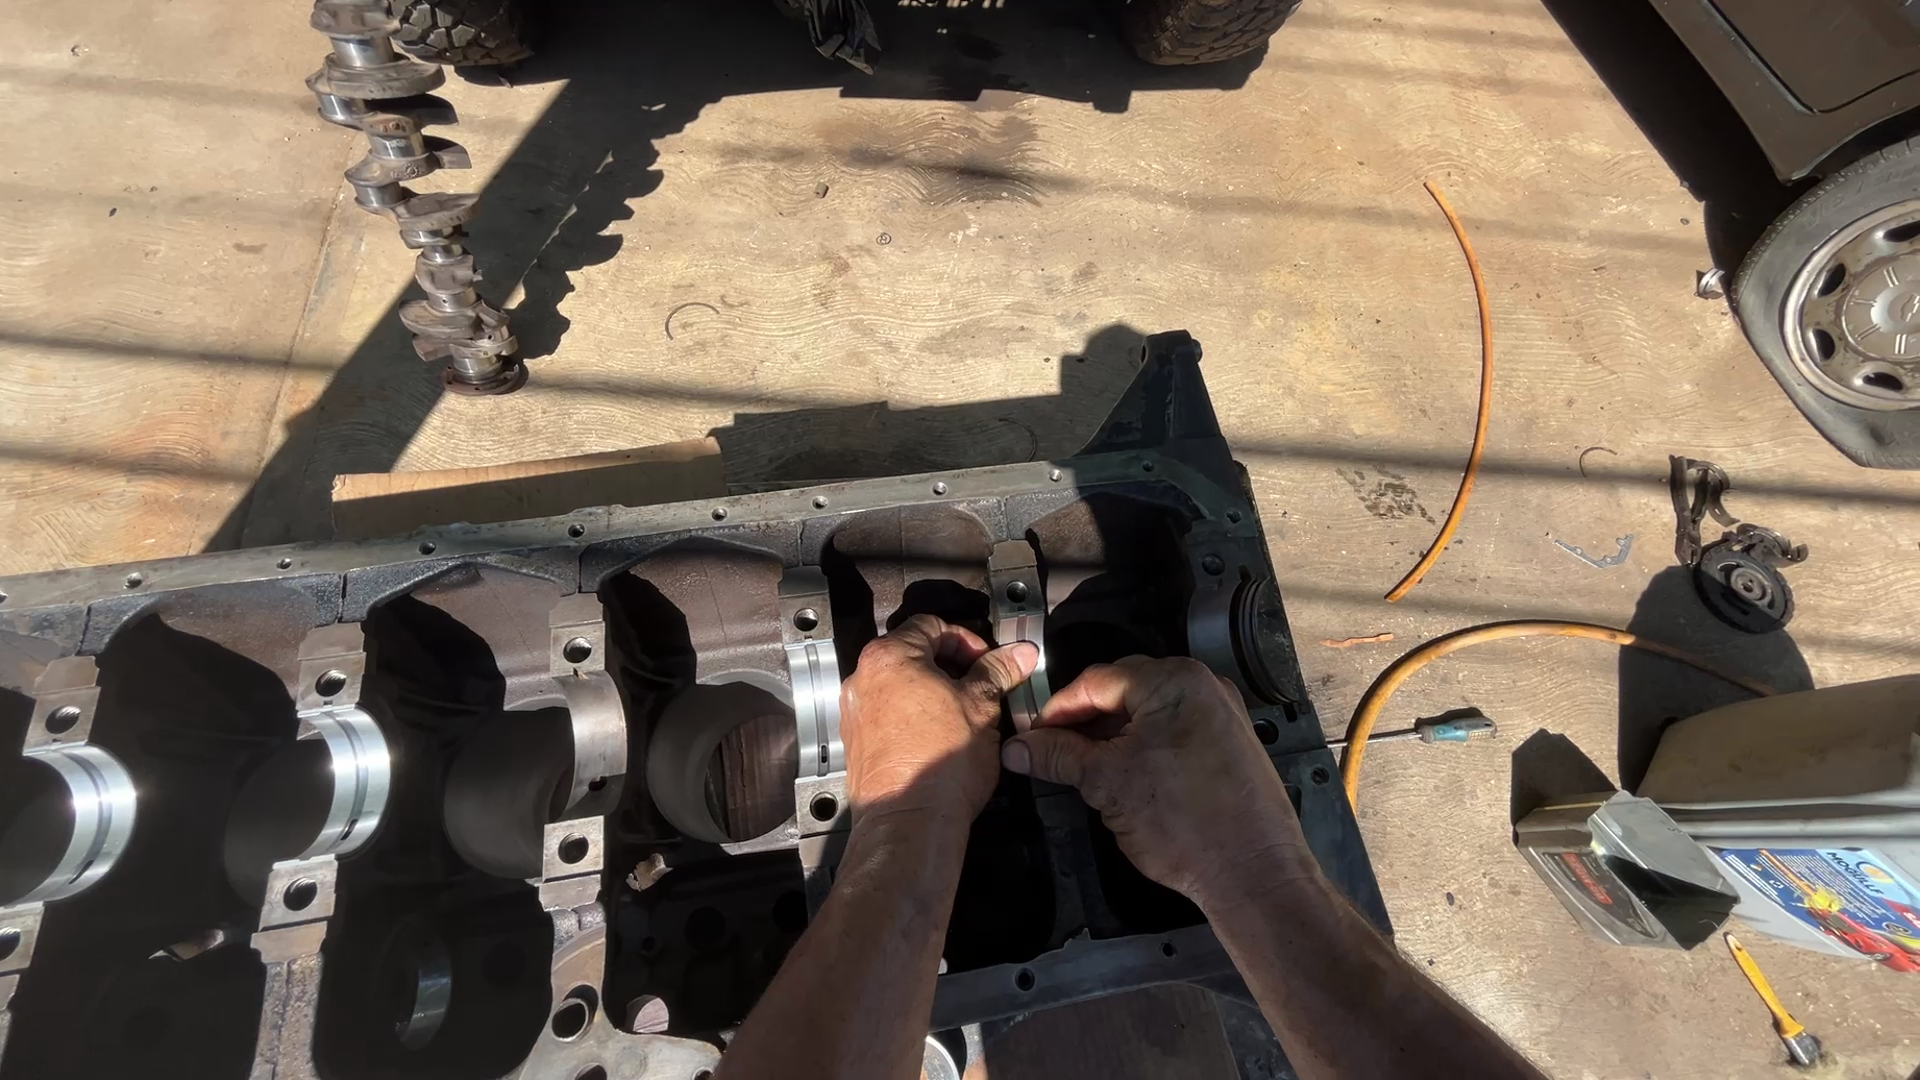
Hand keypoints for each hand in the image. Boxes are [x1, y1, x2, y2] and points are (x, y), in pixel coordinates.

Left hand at [840, 614, 1039, 824]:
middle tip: (980, 686)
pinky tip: (939, 738)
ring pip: (901, 685)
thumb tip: (1018, 654)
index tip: (987, 662)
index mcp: (890, 656)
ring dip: (933, 691)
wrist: (909, 823)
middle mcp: (864, 678)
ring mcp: (856, 711)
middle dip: (951, 666)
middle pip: (913, 653)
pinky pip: (888, 714)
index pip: (932, 625)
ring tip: (963, 714)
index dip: (967, 640)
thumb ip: (999, 671)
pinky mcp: (857, 742)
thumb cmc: (939, 765)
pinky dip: (913, 716)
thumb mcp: (982, 706)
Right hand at [1000, 656, 1316, 905]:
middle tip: (1052, 749)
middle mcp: (1201, 685)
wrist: (1255, 878)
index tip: (1032, 735)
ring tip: (1083, 766)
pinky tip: (1121, 773)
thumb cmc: (1184, 823)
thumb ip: (1058, 755)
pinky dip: (1141, 744)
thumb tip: (1016, 748)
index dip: (1059, 708)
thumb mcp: (1106, 783)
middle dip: (1084, 720)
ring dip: (1111, 734)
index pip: (1097, 680)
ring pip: (1147, 711)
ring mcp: (1220, 713)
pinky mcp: (1229, 742)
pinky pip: (1172, 728)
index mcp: (1174, 680)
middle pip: (1122, 690)